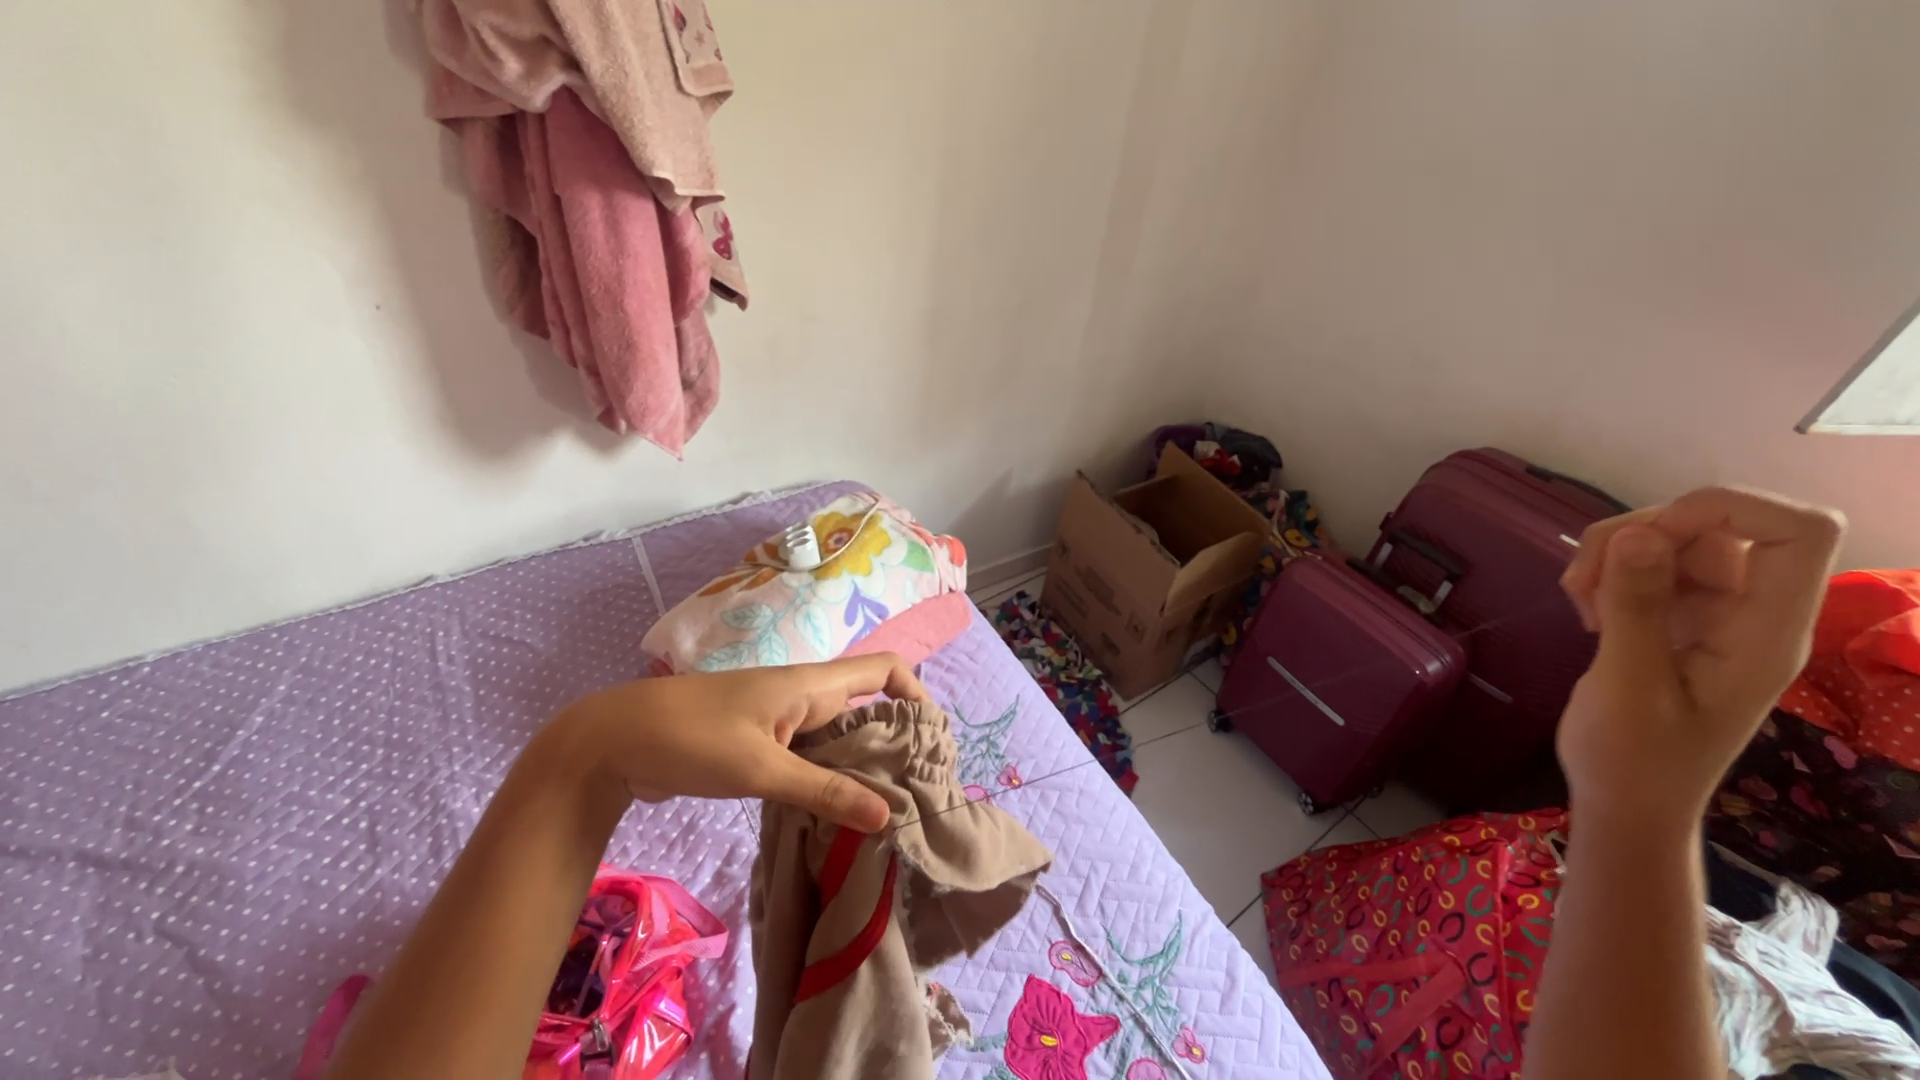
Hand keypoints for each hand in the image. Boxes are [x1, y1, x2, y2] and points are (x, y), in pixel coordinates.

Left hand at [549, 653, 926, 833]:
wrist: (612, 742)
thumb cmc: (689, 740)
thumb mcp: (760, 768)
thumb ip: (824, 791)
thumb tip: (889, 814)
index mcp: (809, 685)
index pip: (883, 670)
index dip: (915, 695)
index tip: (929, 743)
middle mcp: (802, 696)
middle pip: (866, 708)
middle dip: (893, 744)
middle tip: (915, 793)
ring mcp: (779, 720)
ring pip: (836, 738)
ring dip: (860, 768)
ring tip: (883, 813)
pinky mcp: (759, 745)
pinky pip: (808, 757)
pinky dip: (827, 781)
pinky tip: (833, 815)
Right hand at [1557, 487, 1844, 827]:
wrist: (1624, 803)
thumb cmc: (1633, 758)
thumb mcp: (1628, 685)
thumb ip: (1636, 607)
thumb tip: (1638, 532)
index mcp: (1766, 633)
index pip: (1797, 532)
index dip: (1728, 509)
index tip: (1646, 534)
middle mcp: (1750, 613)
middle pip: (1718, 528)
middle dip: (1640, 534)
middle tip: (1584, 580)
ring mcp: (1712, 616)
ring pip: (1674, 541)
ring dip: (1614, 553)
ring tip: (1577, 599)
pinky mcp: (1675, 620)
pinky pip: (1647, 567)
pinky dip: (1608, 573)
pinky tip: (1585, 610)